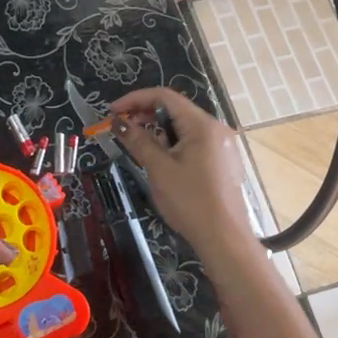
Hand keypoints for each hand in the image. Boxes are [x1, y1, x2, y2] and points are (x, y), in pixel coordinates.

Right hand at [112, 87, 262, 269]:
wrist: (225, 240)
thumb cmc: (190, 201)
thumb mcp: (159, 169)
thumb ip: (138, 141)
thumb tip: (118, 123)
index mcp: (202, 125)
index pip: (165, 96)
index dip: (135, 99)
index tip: (113, 112)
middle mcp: (216, 128)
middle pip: (176, 109)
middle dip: (146, 114)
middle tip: (122, 128)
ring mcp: (223, 145)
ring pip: (185, 126)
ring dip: (159, 130)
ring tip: (140, 145)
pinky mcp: (224, 161)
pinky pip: (195, 141)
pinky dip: (175, 143)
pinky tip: (163, 159)